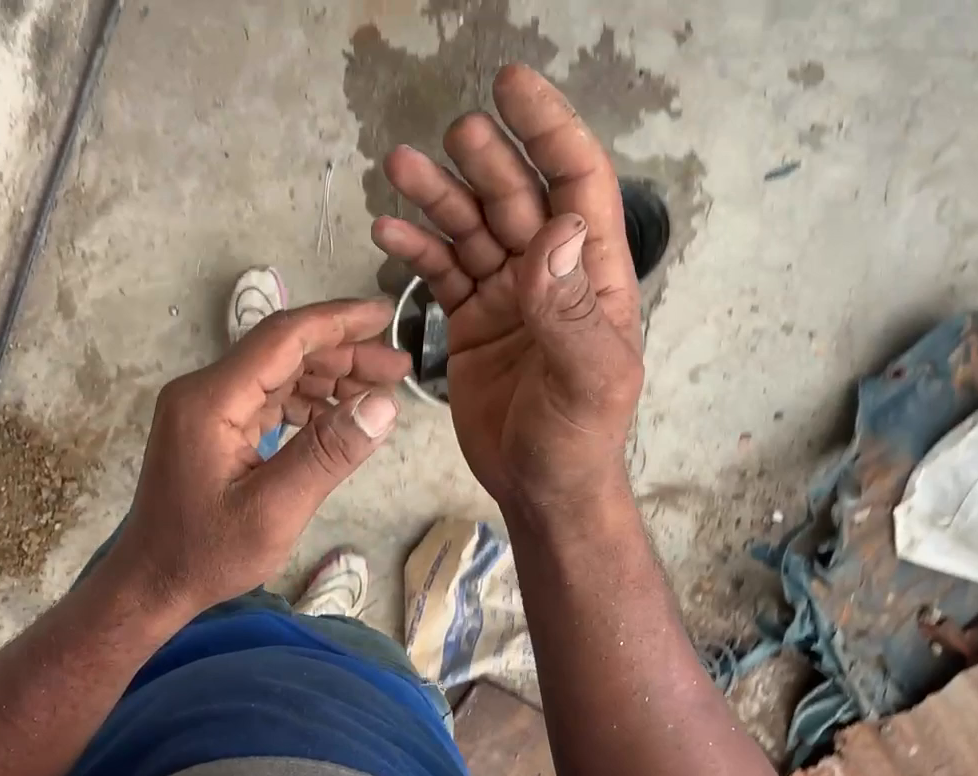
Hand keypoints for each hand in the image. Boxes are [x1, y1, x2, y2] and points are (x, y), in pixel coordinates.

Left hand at [104, 298, 409, 615]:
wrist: (151, 583)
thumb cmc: (207, 555)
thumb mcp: (274, 511)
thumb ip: (327, 454)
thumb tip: (383, 405)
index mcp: (210, 400)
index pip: (282, 337)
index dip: (338, 322)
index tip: (385, 316)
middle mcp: (203, 392)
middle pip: (281, 352)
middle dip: (342, 354)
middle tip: (398, 368)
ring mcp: (204, 409)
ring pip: (275, 374)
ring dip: (326, 379)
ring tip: (377, 393)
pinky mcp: (209, 429)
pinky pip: (264, 401)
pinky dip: (304, 404)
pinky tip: (338, 418)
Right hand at [370, 64, 644, 516]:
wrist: (539, 485)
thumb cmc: (578, 438)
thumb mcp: (589, 379)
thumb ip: (570, 310)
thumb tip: (552, 232)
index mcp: (590, 275)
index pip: (574, 183)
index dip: (547, 131)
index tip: (511, 89)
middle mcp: (547, 274)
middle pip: (512, 198)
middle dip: (482, 163)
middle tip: (447, 137)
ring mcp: (505, 297)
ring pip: (468, 231)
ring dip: (434, 200)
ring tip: (395, 169)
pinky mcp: (469, 323)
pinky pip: (441, 274)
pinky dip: (415, 252)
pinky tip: (387, 233)